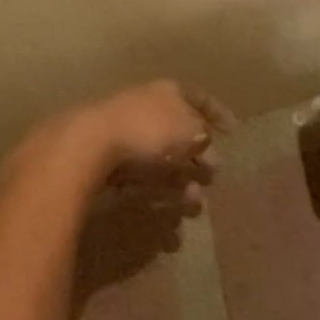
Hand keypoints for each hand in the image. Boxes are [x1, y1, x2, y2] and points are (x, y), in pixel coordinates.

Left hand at [15, 80, 227, 200]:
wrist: (86, 149)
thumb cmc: (148, 131)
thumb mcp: (189, 130)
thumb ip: (203, 136)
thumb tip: (205, 144)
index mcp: (166, 93)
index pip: (198, 98)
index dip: (217, 112)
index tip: (233, 130)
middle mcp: (145, 111)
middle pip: (178, 136)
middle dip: (198, 161)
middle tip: (212, 181)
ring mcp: (123, 138)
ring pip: (160, 164)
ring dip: (181, 188)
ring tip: (193, 210)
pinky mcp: (105, 168)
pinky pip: (140, 186)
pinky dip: (156, 202)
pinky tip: (168, 226)